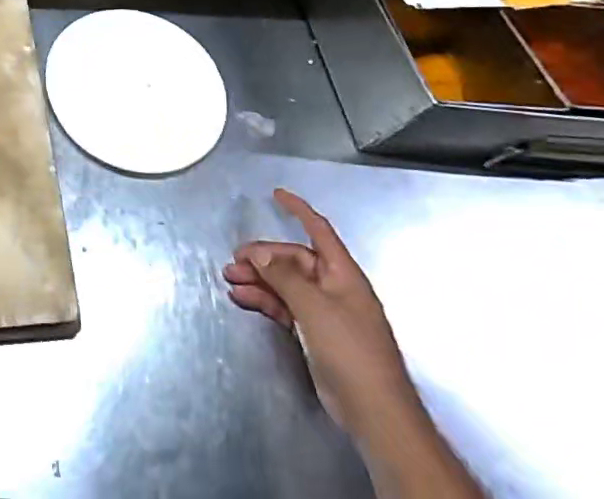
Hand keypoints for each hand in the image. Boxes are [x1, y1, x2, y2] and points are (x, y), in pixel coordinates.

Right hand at [223, 189, 415, 437]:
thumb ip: (285, 277)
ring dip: (258, 279)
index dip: (299, 210)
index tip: (277, 193)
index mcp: (343, 274)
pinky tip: (242, 298)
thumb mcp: (314, 307)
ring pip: (285, 283)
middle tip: (234, 260)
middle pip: (294, 260)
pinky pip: (284, 306)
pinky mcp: (314, 333)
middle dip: (264, 257)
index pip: (319, 231)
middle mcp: (334, 287)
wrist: (373, 409)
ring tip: (230, 278)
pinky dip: (263, 300)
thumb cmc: (350, 350)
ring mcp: (324, 311)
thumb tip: (261, 253)